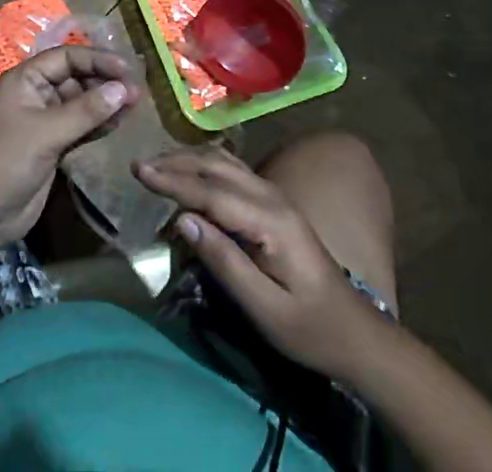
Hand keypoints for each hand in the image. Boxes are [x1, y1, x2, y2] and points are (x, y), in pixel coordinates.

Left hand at [0, 46, 136, 244]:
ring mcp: (43, 120)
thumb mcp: (47, 132)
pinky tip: (118, 123)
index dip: (97, 59)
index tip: (127, 69)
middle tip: (136, 91)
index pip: (66, 57)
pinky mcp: (52, 144)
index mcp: (24, 80)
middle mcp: (34, 94)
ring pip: (81, 102)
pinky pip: (81, 125)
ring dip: (105, 103)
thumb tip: (125, 89)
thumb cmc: (7, 163)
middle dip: (105, 81)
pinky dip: (98, 123)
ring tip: (134, 106)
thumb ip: (87, 110)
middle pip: (76, 77)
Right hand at [135, 149, 386, 378]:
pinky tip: (190, 171)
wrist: (354, 331)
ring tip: (155, 164)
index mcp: (272, 221)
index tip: (138, 171)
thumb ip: (224, 261)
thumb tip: (181, 220)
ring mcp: (276, 197)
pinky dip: (205, 167)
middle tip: (138, 165)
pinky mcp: (274, 204)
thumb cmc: (308, 327)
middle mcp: (273, 198)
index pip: (212, 192)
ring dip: (189, 160)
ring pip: (226, 165)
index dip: (173, 180)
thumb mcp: (264, 306)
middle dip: (175, 163)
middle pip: (218, 168)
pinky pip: (234, 173)